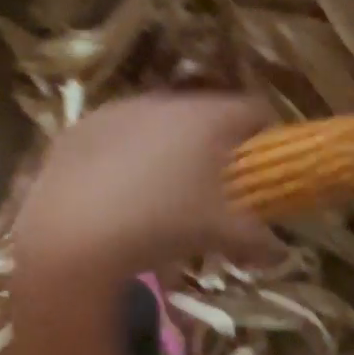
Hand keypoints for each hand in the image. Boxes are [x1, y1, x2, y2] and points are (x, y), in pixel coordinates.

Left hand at [12, 94, 275, 285]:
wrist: (73, 233)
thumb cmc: (161, 225)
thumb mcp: (217, 235)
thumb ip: (255, 239)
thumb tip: (280, 252)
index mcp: (207, 118)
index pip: (253, 110)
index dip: (264, 136)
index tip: (263, 165)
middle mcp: (164, 102)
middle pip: (201, 115)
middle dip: (211, 146)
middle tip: (212, 186)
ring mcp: (116, 112)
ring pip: (154, 124)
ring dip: (164, 150)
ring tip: (159, 193)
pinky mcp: (77, 131)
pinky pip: (112, 138)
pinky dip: (121, 158)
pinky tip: (114, 195)